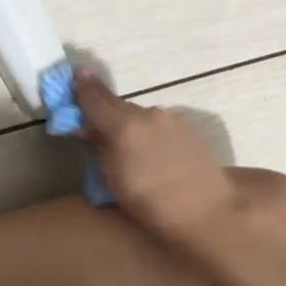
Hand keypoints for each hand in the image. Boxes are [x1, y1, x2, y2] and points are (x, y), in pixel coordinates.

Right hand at [75, 71, 242, 245]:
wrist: (208, 212)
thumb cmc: (151, 204)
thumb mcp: (114, 181)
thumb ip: (99, 149)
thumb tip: (87, 130)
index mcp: (124, 126)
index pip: (96, 100)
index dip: (84, 88)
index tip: (77, 73)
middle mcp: (148, 114)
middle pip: (119, 105)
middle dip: (104, 109)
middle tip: (94, 119)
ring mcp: (172, 119)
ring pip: (141, 116)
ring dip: (129, 124)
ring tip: (126, 146)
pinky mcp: (189, 129)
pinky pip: (159, 124)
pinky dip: (149, 131)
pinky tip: (152, 152)